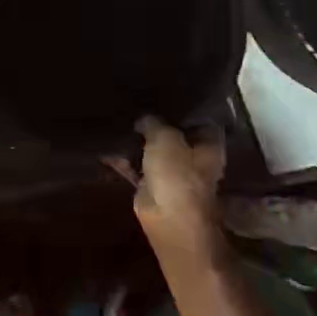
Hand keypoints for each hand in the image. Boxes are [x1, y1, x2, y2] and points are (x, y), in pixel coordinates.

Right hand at [108, 117, 226, 260]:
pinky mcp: (151, 187)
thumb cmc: (177, 175)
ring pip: (154, 152)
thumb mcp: (165, 138)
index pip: (201, 121)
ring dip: (138, 141)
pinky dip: (124, 160)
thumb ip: (154, 123)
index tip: (165, 96)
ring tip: (119, 121)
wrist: (168, 219)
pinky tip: (107, 146)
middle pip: (175, 136)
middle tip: (137, 106)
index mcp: (208, 146)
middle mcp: (194, 159)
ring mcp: (173, 175)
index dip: (185, 109)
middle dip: (158, 125)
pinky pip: (136, 167)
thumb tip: (144, 119)